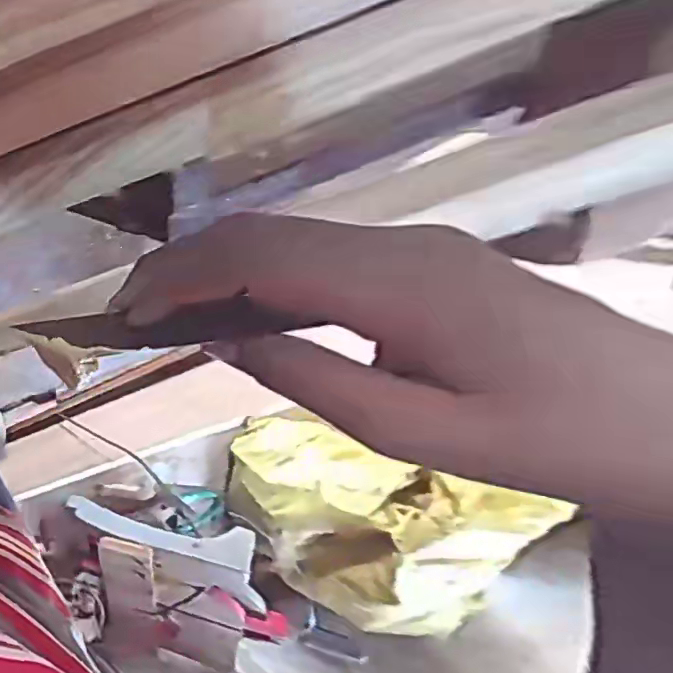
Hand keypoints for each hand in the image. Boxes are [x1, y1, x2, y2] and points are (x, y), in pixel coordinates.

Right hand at [108, 215, 672, 518]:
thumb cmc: (550, 440)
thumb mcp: (408, 430)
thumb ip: (303, 375)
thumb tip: (219, 339)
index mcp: (397, 284)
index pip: (254, 257)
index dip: (177, 282)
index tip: (127, 320)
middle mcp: (395, 246)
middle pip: (254, 232)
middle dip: (174, 266)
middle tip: (122, 311)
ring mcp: (406, 247)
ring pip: (274, 234)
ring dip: (202, 264)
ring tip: (154, 308)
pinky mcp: (410, 261)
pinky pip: (303, 251)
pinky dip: (241, 271)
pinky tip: (220, 306)